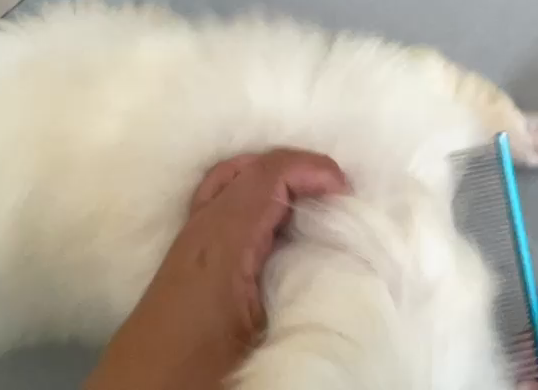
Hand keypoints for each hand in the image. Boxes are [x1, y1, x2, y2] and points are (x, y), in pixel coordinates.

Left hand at [84, 149, 348, 389]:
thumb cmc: (196, 376)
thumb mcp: (265, 343)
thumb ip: (309, 297)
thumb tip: (355, 274)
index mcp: (221, 242)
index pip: (267, 174)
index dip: (312, 168)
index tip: (346, 194)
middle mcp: (199, 232)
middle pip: (247, 168)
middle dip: (296, 169)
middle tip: (334, 196)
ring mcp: (187, 245)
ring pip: (230, 183)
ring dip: (274, 183)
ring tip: (310, 208)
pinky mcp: (182, 265)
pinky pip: (222, 207)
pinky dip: (255, 201)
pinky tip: (275, 235)